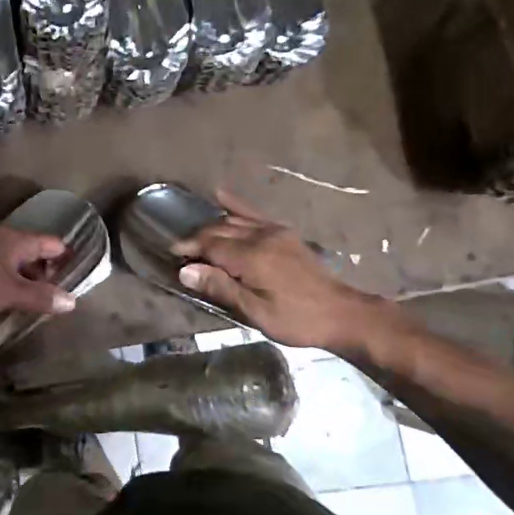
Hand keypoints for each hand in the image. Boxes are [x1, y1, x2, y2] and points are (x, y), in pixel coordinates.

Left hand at [0, 225, 76, 324]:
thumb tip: (73, 301)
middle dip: (46, 273)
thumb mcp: (8, 295)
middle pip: (33, 251)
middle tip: (55, 299)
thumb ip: (41, 297)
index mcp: (14, 239)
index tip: (77, 280)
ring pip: (13, 261)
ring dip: (24, 280)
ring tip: (31, 305)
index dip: (67, 259)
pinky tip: (2, 301)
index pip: (52, 243)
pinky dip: (6, 281)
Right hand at [171, 189, 407, 355]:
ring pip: (234, 220)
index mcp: (252, 257)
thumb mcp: (256, 312)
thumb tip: (186, 270)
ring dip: (212, 225)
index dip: (189, 248)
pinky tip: (220, 195)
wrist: (342, 313)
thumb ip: (221, 287)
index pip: (210, 245)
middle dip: (197, 238)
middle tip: (181, 251)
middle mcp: (261, 237)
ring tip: (195, 235)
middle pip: (220, 230)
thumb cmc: (297, 319)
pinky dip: (236, 205)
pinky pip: (254, 214)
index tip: (171, 254)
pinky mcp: (284, 233)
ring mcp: (275, 232)